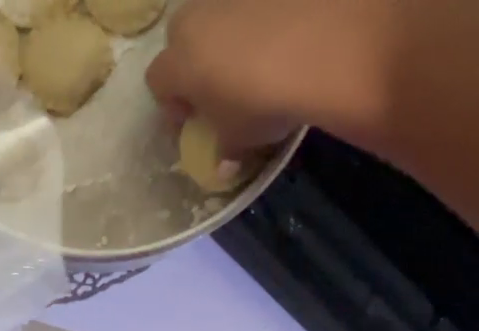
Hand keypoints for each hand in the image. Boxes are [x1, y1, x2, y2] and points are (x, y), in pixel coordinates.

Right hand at [147, 0, 430, 151]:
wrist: (320, 46)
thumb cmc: (261, 101)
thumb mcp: (241, 137)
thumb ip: (226, 148)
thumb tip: (223, 165)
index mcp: (177, 62)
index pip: (158, 82)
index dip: (172, 105)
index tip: (193, 122)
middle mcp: (195, 18)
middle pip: (182, 38)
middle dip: (196, 61)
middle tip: (222, 86)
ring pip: (220, 14)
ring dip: (231, 36)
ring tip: (260, 59)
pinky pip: (260, 5)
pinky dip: (267, 17)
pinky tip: (289, 37)